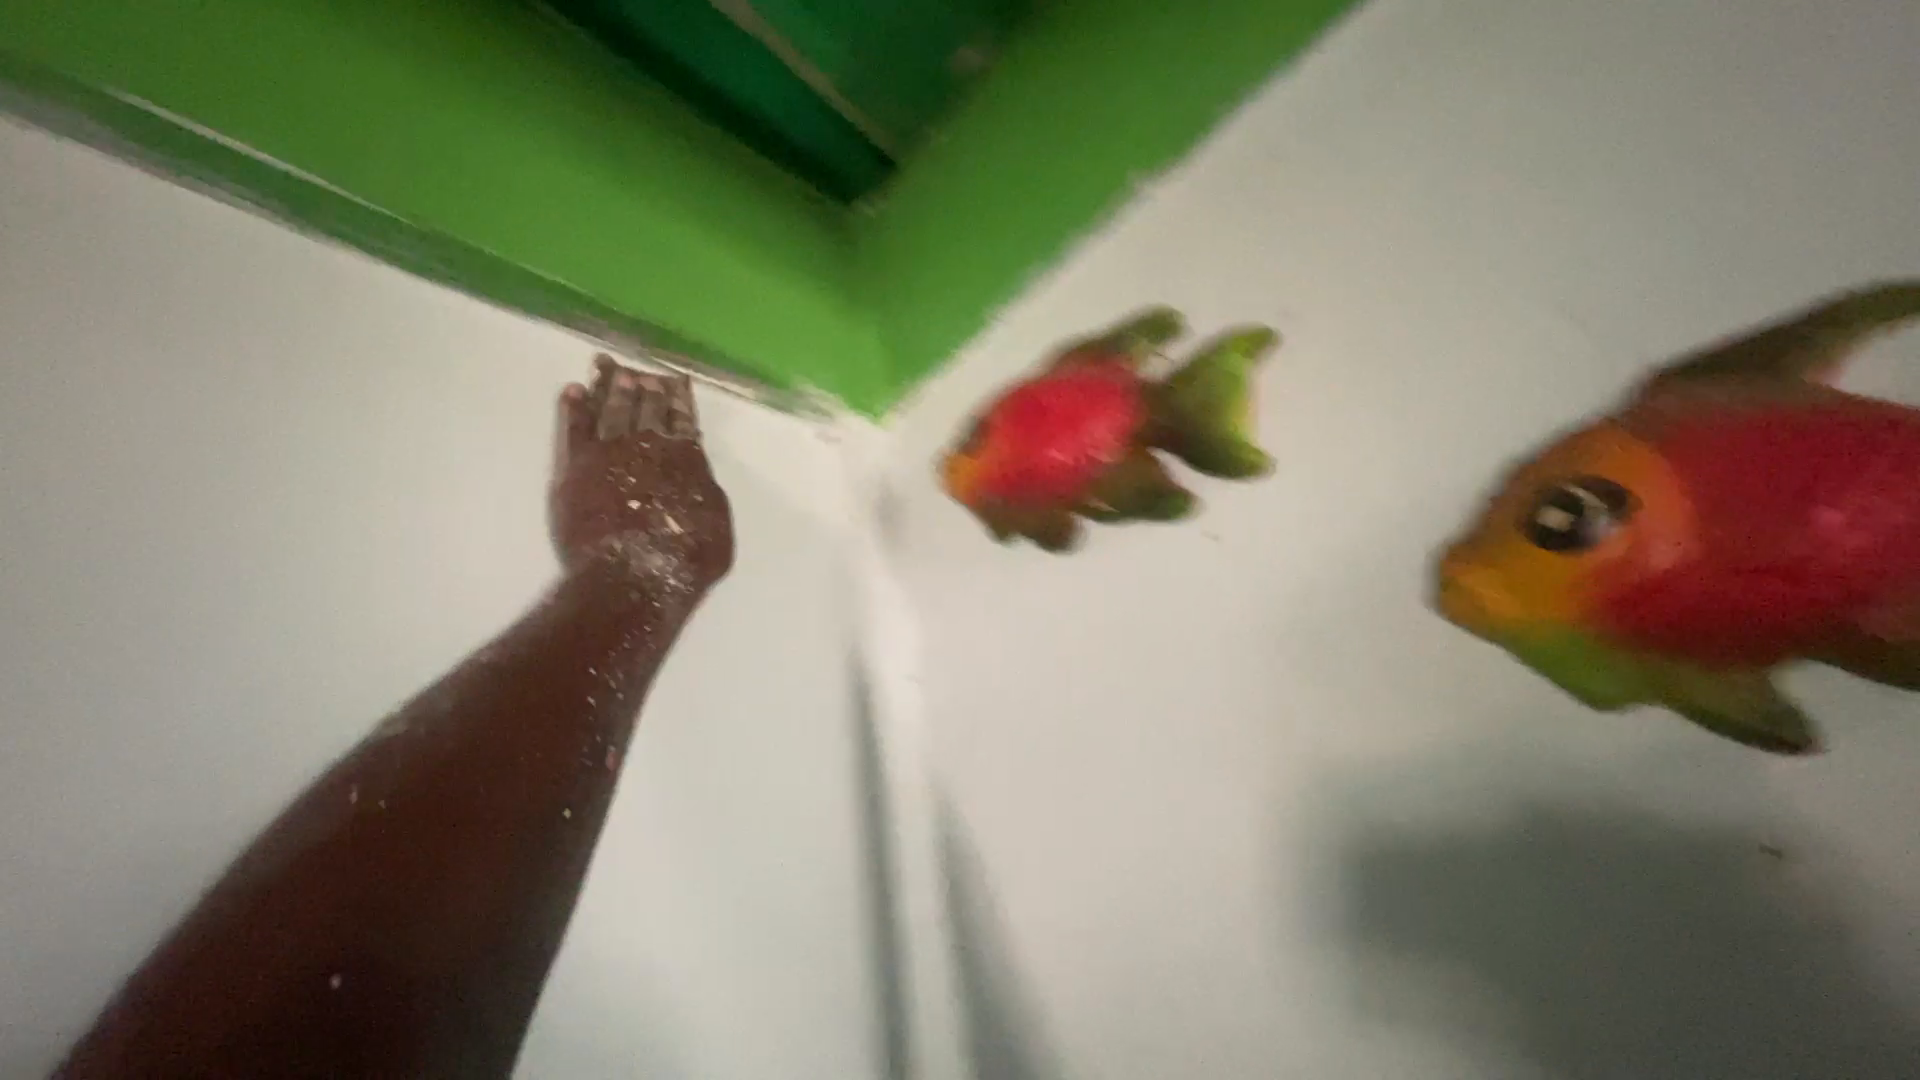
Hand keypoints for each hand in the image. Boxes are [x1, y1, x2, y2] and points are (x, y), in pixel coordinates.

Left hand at [550, 356, 733, 594]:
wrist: (634, 577)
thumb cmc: (685, 559)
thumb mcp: (717, 523)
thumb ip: (705, 488)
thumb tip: (696, 468)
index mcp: (686, 458)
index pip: (684, 417)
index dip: (681, 397)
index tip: (676, 379)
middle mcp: (650, 446)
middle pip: (646, 406)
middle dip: (645, 385)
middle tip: (639, 369)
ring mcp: (611, 453)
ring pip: (610, 408)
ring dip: (610, 385)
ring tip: (606, 365)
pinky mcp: (578, 466)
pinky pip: (574, 428)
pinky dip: (574, 407)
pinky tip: (573, 391)